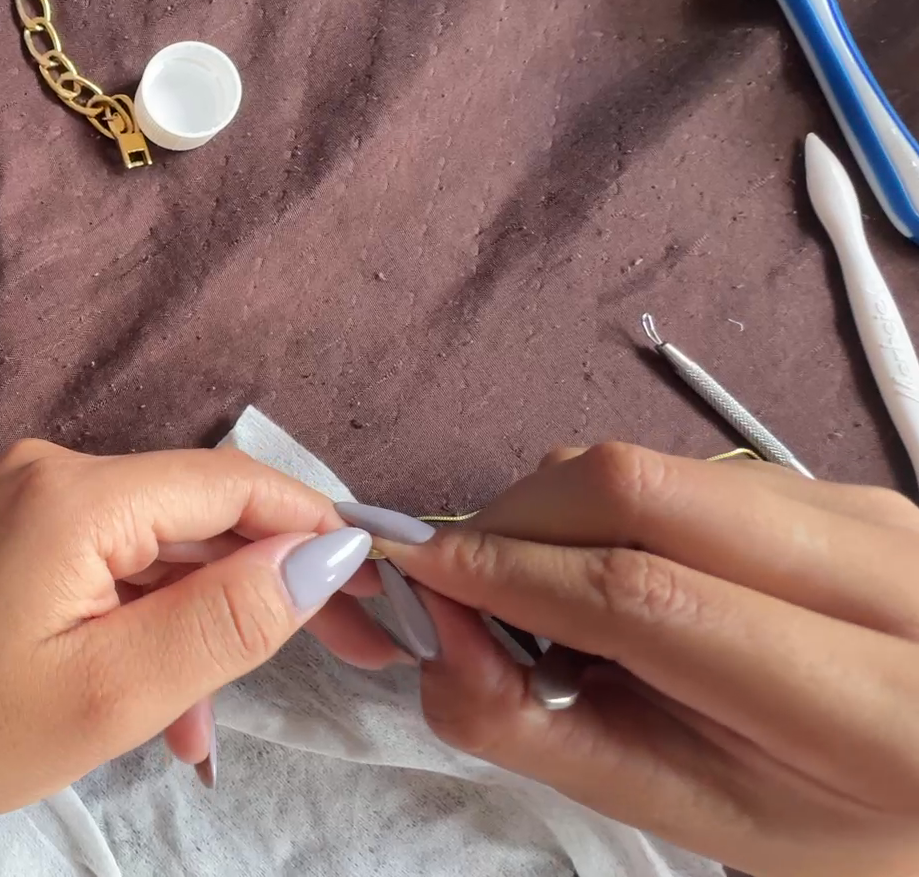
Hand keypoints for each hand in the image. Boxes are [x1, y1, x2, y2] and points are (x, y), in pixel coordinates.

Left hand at [0, 439, 379, 820]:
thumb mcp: (115, 692)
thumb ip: (225, 619)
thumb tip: (322, 554)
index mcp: (75, 495)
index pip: (227, 483)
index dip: (312, 524)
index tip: (379, 583)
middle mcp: (57, 469)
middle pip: (200, 509)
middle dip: (273, 578)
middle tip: (356, 649)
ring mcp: (39, 493)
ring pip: (163, 542)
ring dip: (207, 617)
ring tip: (218, 715)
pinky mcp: (30, 523)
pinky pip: (120, 557)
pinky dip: (154, 615)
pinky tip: (168, 697)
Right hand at [381, 444, 918, 876]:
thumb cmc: (794, 811)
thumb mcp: (659, 803)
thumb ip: (516, 719)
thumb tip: (427, 620)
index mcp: (883, 715)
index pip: (643, 598)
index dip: (502, 572)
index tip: (405, 566)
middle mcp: (900, 589)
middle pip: (632, 492)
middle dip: (508, 521)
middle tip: (459, 574)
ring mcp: (875, 516)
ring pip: (638, 466)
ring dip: (540, 510)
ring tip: (538, 579)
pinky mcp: (836, 483)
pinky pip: (661, 463)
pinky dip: (587, 503)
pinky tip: (608, 562)